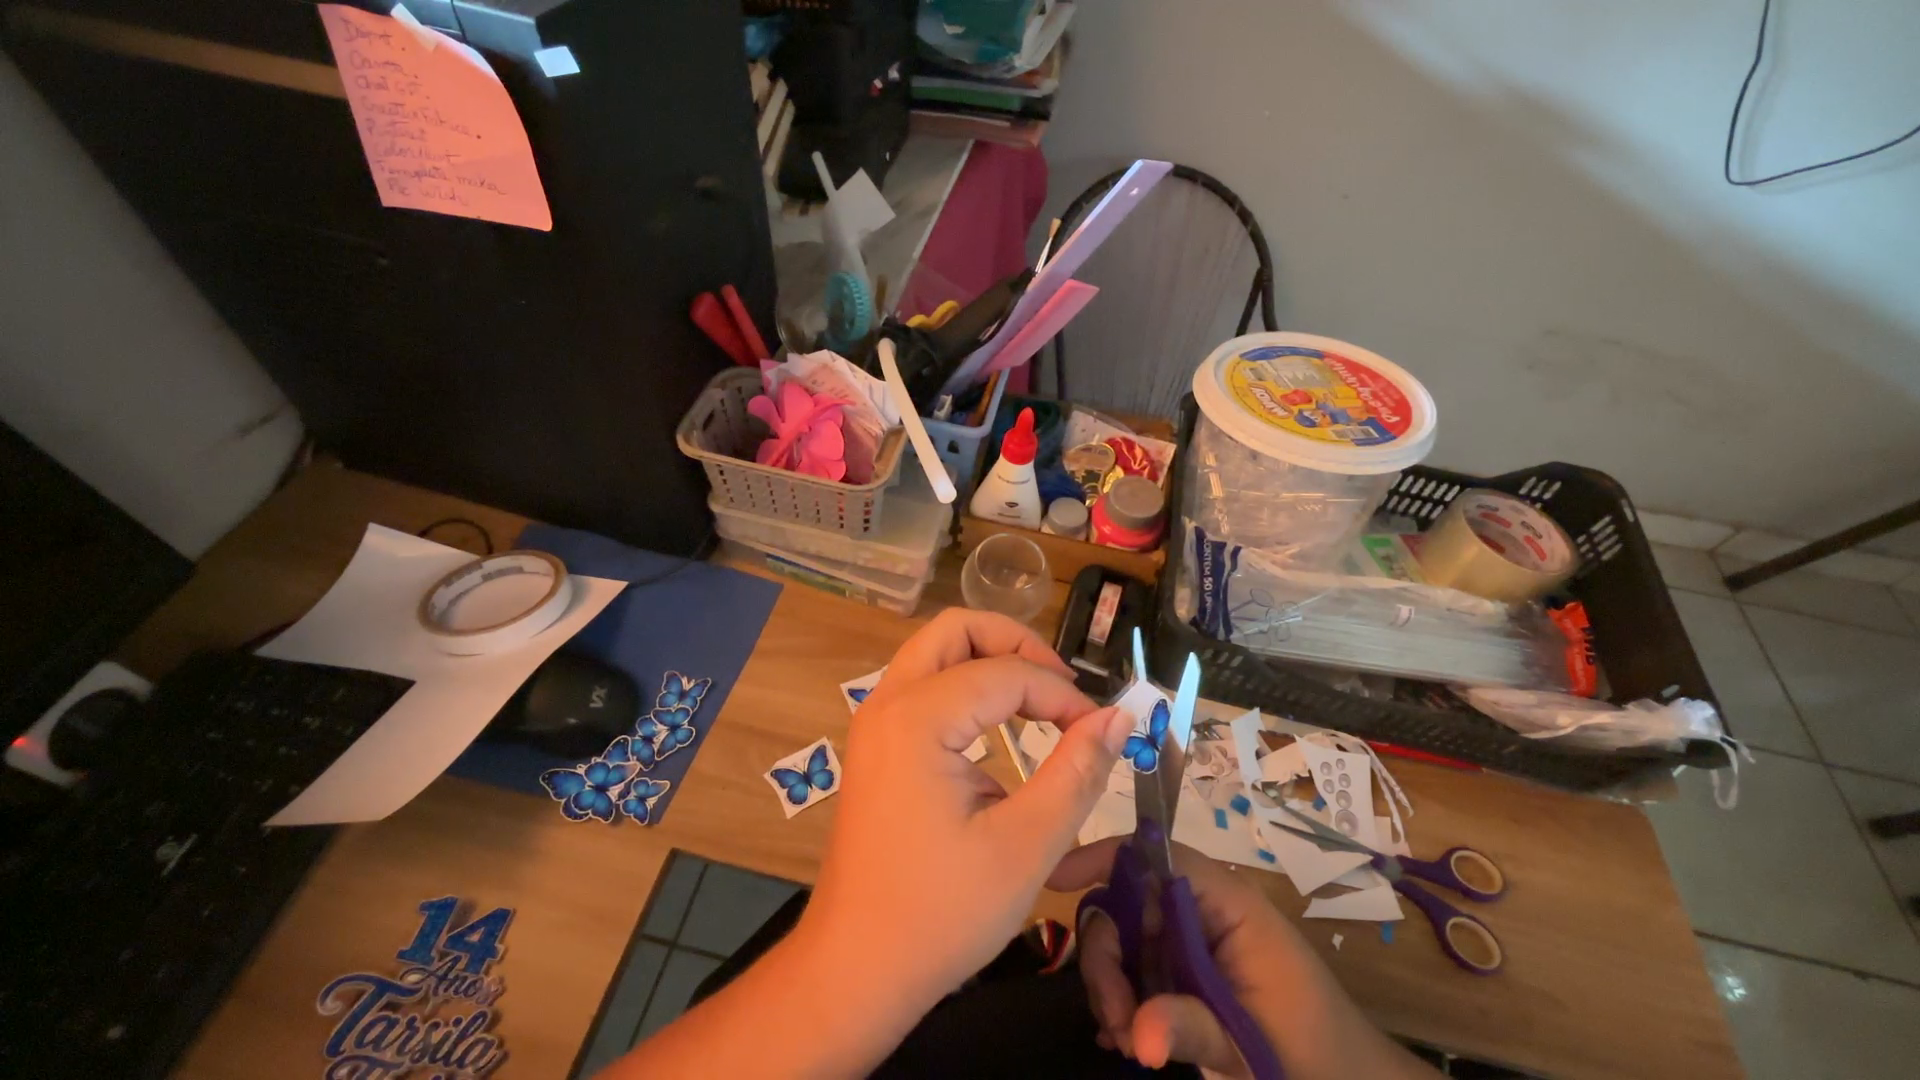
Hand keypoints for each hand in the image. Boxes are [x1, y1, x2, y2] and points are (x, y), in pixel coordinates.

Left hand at [797, 609, 1134, 1008]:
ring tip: (1039, 701)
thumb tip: (1118, 716)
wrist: (856, 969)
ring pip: (935, 654)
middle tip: (1062, 687)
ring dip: (990, 662)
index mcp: (917, 719)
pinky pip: (923, 689)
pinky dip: (966, 689)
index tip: (1102, 733)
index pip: (1006, 673)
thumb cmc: (941, 914)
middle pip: (956, 630)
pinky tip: (999, 733)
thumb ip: (1077, 772)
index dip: (1063, 696)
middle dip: (1017, 645)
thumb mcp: (1026, 845)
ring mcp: (875, 725)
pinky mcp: (876, 748)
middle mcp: (887, 704)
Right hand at [1050, 839, 1434, 1079]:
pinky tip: (1130, 1041)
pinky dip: (1124, 1002)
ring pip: (1124, 940)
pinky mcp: (1186, 973)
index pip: (1155, 855)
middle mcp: (1203, 911)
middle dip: (1107, 958)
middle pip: (1127, 902)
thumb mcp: (1253, 1047)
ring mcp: (1191, 942)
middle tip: (1117, 1022)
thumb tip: (1135, 1034)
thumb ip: (1193, 1029)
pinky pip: (1136, 969)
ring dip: (1113, 989)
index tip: (1055, 881)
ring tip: (1131, 1044)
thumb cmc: (1315, 1057)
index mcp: (1227, 904)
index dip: (1103, 857)